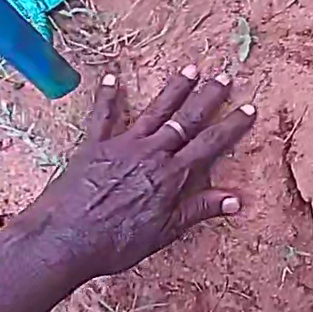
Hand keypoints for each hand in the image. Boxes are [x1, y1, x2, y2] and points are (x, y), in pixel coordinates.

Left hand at [14, 66, 256, 279]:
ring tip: (190, 69)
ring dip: (174, 89)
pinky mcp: (94, 147)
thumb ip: (199, 209)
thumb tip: (237, 200)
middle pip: (186, 120)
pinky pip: (103, 116)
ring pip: (155, 111)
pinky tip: (113, 78)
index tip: (248, 109)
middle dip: (208, 97)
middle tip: (224, 76)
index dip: (231, 126)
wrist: (64, 240)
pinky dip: (109, 97)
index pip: (210, 144)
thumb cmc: (116, 242)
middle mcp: (151, 153)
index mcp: (171, 176)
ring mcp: (122, 146)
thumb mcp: (165, 232)